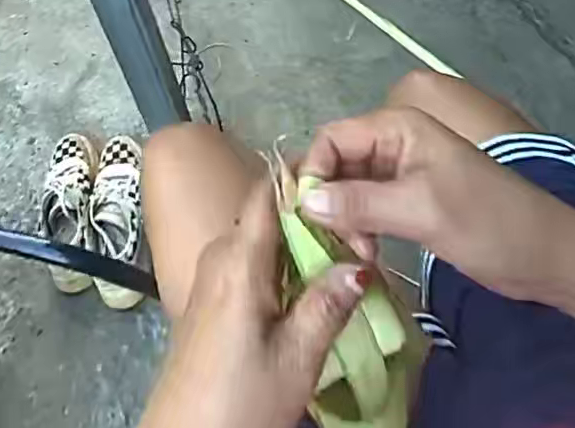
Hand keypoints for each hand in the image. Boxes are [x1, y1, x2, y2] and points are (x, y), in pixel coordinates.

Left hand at [140, 177, 368, 427]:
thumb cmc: (240, 399)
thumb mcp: (295, 359)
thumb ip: (327, 305)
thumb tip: (362, 263)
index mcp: (238, 255)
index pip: (267, 189)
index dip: (301, 175)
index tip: (341, 179)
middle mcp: (221, 250)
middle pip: (269, 213)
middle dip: (311, 218)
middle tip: (356, 236)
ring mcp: (212, 270)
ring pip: (262, 237)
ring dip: (299, 243)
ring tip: (342, 260)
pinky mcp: (212, 292)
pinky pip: (251, 259)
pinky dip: (282, 263)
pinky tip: (309, 287)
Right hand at [299, 107, 574, 301]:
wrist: (549, 257)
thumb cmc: (487, 222)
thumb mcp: (420, 210)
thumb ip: (359, 202)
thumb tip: (303, 200)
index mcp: (397, 127)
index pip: (333, 137)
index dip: (315, 169)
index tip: (308, 213)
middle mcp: (394, 141)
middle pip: (338, 161)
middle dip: (329, 198)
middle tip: (338, 242)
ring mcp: (402, 170)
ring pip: (350, 185)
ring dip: (344, 216)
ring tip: (358, 252)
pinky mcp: (408, 197)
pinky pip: (368, 203)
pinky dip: (360, 225)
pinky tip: (366, 251)